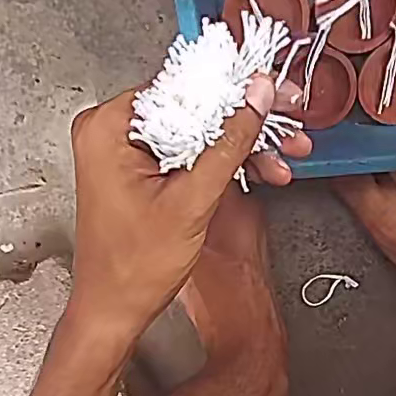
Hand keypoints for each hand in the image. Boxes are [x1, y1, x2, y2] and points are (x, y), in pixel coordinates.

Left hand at [67, 75, 309, 343]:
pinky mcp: (140, 169)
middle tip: (286, 123)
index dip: (236, 90)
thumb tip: (256, 97)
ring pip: (197, 131)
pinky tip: (258, 169)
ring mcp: (125, 151)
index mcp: (109, 128)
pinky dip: (221, 162)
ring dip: (241, 145)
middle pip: (193, 108)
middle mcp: (111, 131)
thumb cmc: (133, 267)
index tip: (272, 91)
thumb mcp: (193, 200)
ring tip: (281, 155)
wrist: (115, 309)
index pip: (182, 86)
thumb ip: (230, 143)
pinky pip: (188, 151)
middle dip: (245, 122)